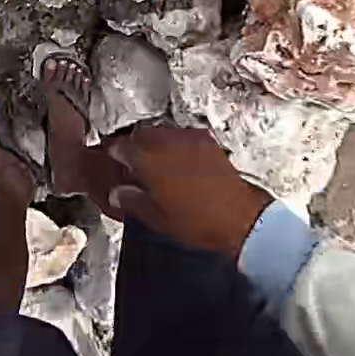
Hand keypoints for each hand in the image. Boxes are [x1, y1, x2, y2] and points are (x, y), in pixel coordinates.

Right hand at [103, 123, 272, 257]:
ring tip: (157, 161)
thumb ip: (133, 201)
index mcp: (148, 160)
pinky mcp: (205, 139)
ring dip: (155, 143)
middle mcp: (166, 142)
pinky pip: (181, 134)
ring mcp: (187, 138)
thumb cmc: (197, 223)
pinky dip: (175, 143)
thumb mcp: (158, 218)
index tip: (114, 159)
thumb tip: (116, 193)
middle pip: (141, 135)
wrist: (240, 220)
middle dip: (135, 145)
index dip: (115, 152)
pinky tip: (179, 158)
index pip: (121, 146)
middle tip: (134, 162)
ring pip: (161, 132)